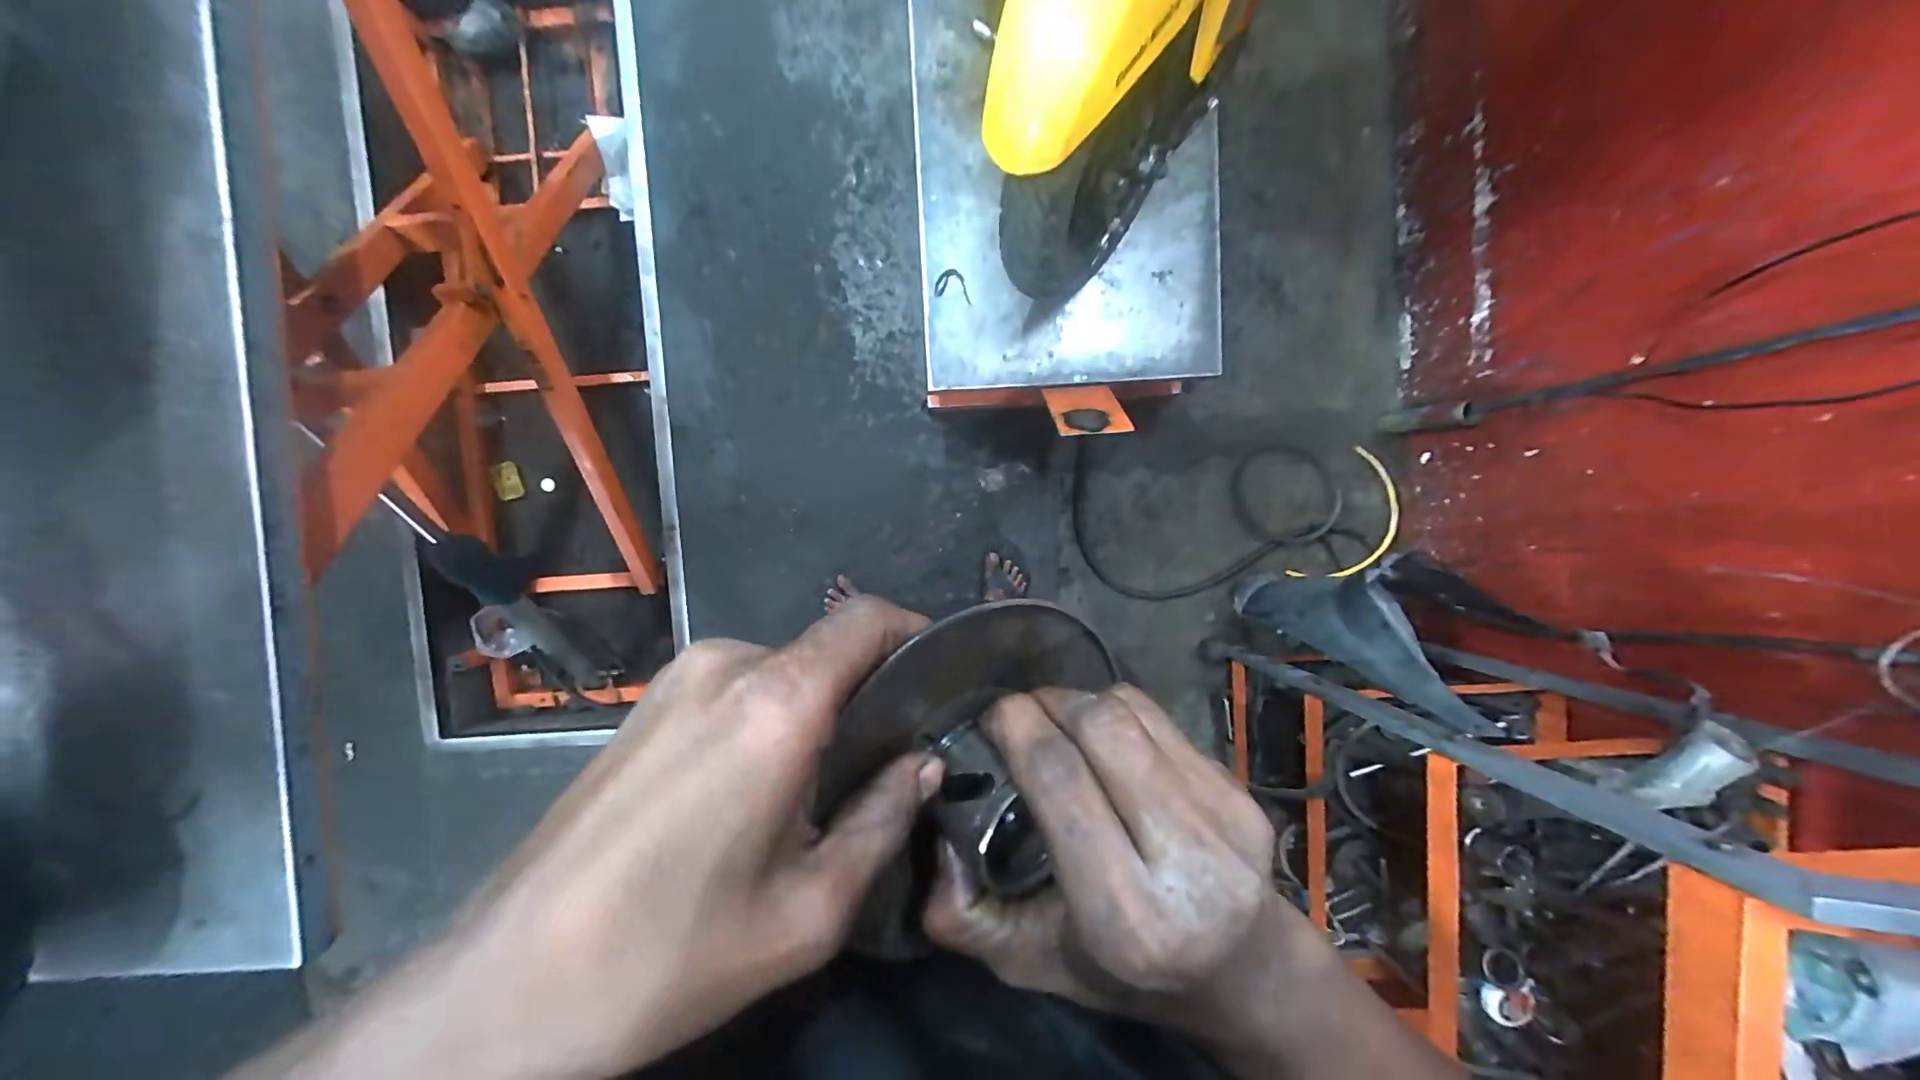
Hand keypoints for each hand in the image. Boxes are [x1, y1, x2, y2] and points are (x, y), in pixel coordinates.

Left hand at [235, 596, 942, 1079]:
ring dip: (817, 712)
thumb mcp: (809, 909)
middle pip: (828, 651)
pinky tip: (756, 788)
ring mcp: (680, 677)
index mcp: (775, 702)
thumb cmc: (670, 953)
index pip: (865, 619)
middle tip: (884, 763)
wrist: (504, 985)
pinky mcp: (649, 701)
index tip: (942, 672)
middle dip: (868, 694)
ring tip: (820, 788)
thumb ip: (884, 818)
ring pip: (785, 671)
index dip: (913, 630)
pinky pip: (739, 687)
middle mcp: (727, 665)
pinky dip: (771, 717)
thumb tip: (923, 762)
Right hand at [924, 686, 1458, 1079]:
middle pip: (1101, 728)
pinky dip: (1117, 709)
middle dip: (1047, 702)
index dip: (1017, 727)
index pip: (1061, 778)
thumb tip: (937, 829)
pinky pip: (1160, 716)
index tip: (989, 717)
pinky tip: (1102, 733)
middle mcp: (1184, 857)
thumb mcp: (1029, 964)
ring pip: (1131, 711)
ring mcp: (1222, 816)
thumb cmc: (1125, 976)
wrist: (1246, 973)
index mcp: (1125, 913)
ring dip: (1080, 700)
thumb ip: (963, 915)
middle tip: (1018, 713)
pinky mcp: (1239, 788)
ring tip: (1057, 719)